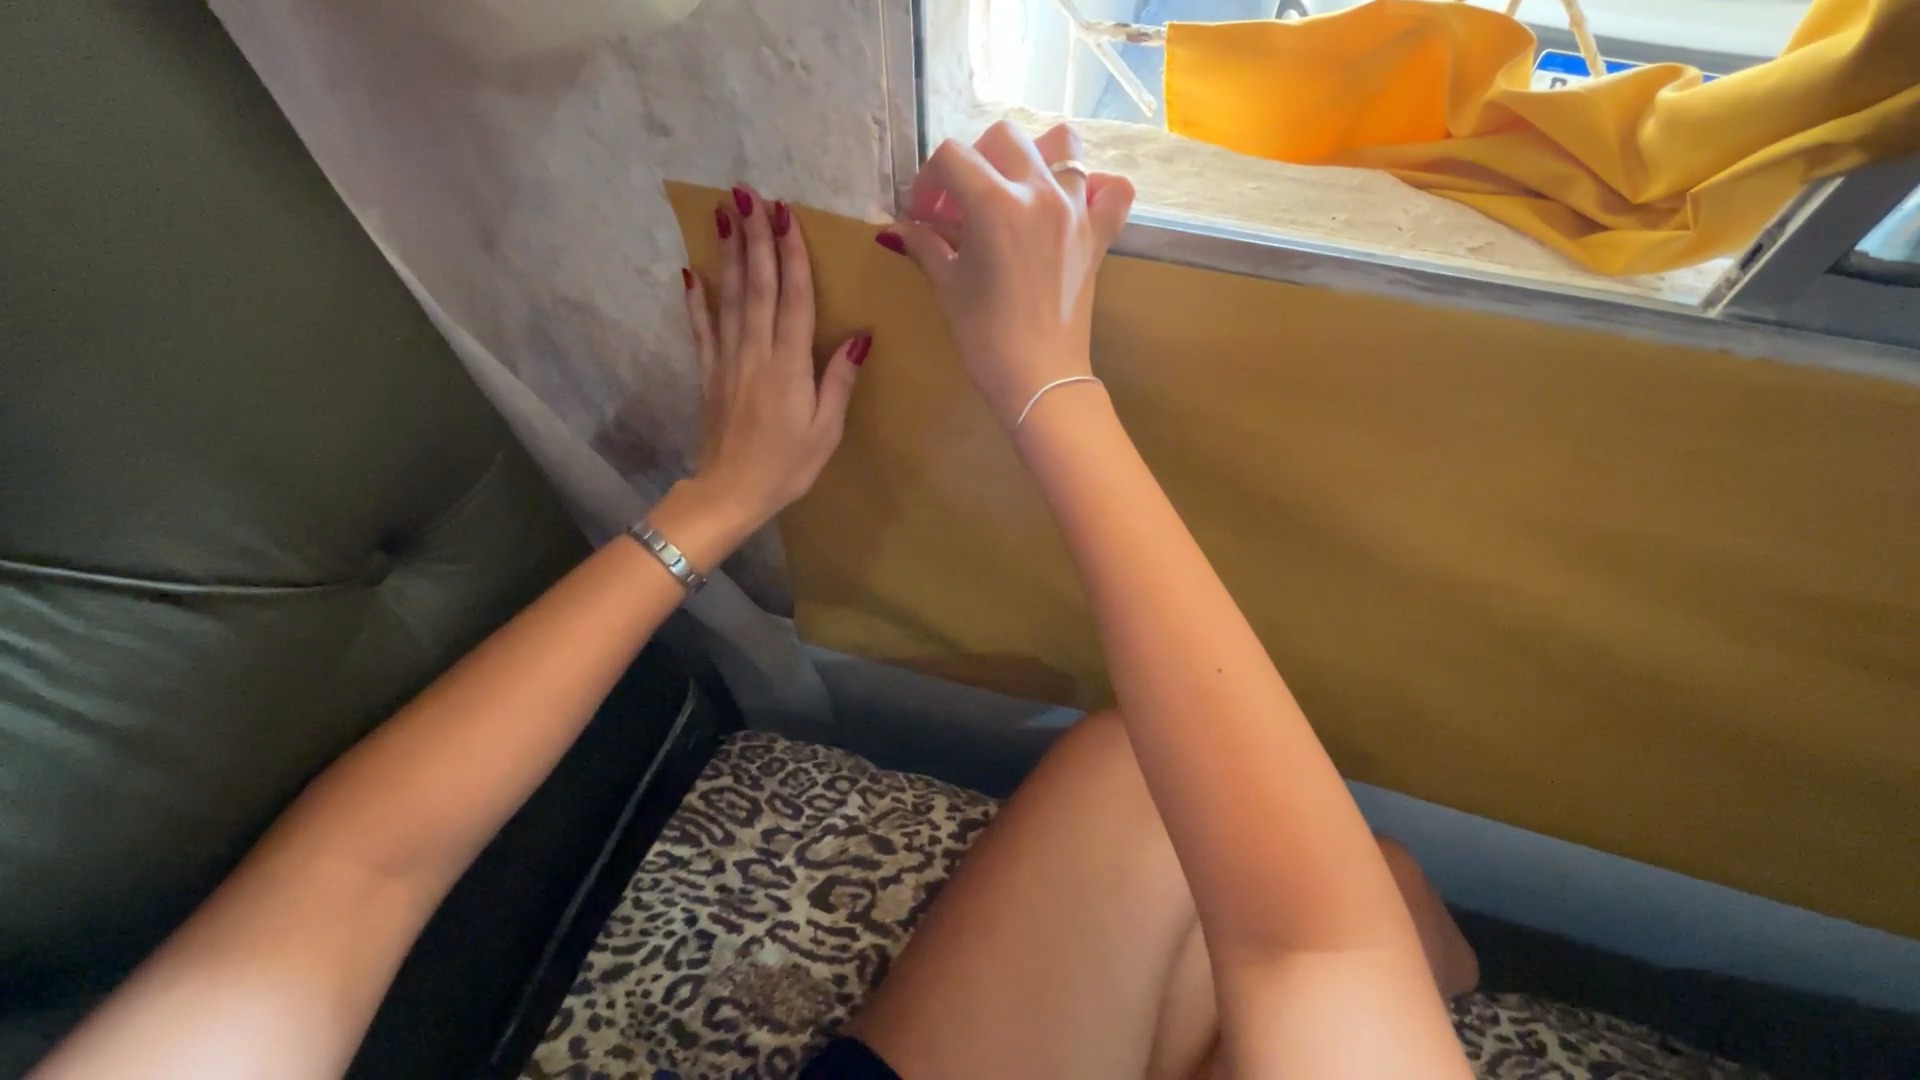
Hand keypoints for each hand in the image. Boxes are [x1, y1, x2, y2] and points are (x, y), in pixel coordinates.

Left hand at [679, 185, 868, 537]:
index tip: (786, 214)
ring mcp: (727, 360)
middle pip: (757, 286)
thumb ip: (838, 381)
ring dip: (728, 254)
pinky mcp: (708, 374)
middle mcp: (756, 352)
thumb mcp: (826, 430)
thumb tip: (860, 335)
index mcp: (789, 365)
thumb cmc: (787, 466)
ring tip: (724, 214)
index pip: (792, 298)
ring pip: (728, 298)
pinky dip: (696, 300)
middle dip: (755, 238)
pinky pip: (702, 329)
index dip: (791, 255)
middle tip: (748, 194)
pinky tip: (691, 272)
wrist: (730, 492)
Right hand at [883, 122, 1133, 430]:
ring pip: (1063, 146)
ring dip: (1034, 155)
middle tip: (960, 203)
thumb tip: (900, 229)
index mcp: (996, 204)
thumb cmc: (986, 338)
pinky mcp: (1098, 237)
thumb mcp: (949, 287)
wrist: (1040, 380)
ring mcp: (1075, 212)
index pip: (952, 158)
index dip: (928, 181)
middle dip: (974, 160)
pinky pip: (1114, 193)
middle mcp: (1040, 194)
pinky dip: (1099, 189)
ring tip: (1015, 187)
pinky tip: (1076, 202)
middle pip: (1003, 138)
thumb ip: (926, 246)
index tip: (920, 213)